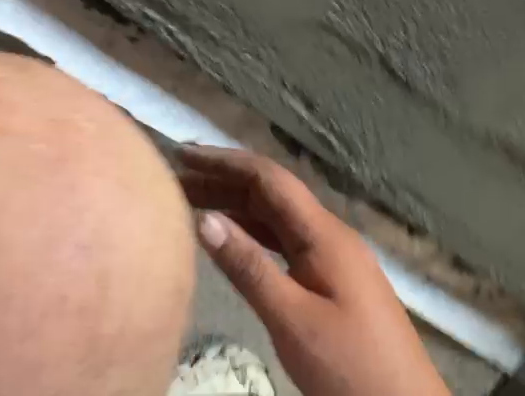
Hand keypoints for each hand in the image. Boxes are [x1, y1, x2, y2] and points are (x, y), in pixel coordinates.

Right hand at [177, 145, 451, 395]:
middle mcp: (330, 236)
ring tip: (190, 203)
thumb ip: (247, 267)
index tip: (182, 156)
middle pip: (271, 194)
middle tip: (174, 178)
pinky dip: (251, 233)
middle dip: (223, 180)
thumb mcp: (292, 320)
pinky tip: (228, 241)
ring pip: (276, 218)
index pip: (268, 178)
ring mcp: (335, 260)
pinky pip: (284, 242)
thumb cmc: (351, 368)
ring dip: (234, 205)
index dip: (223, 161)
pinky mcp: (334, 282)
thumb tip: (203, 218)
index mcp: (324, 235)